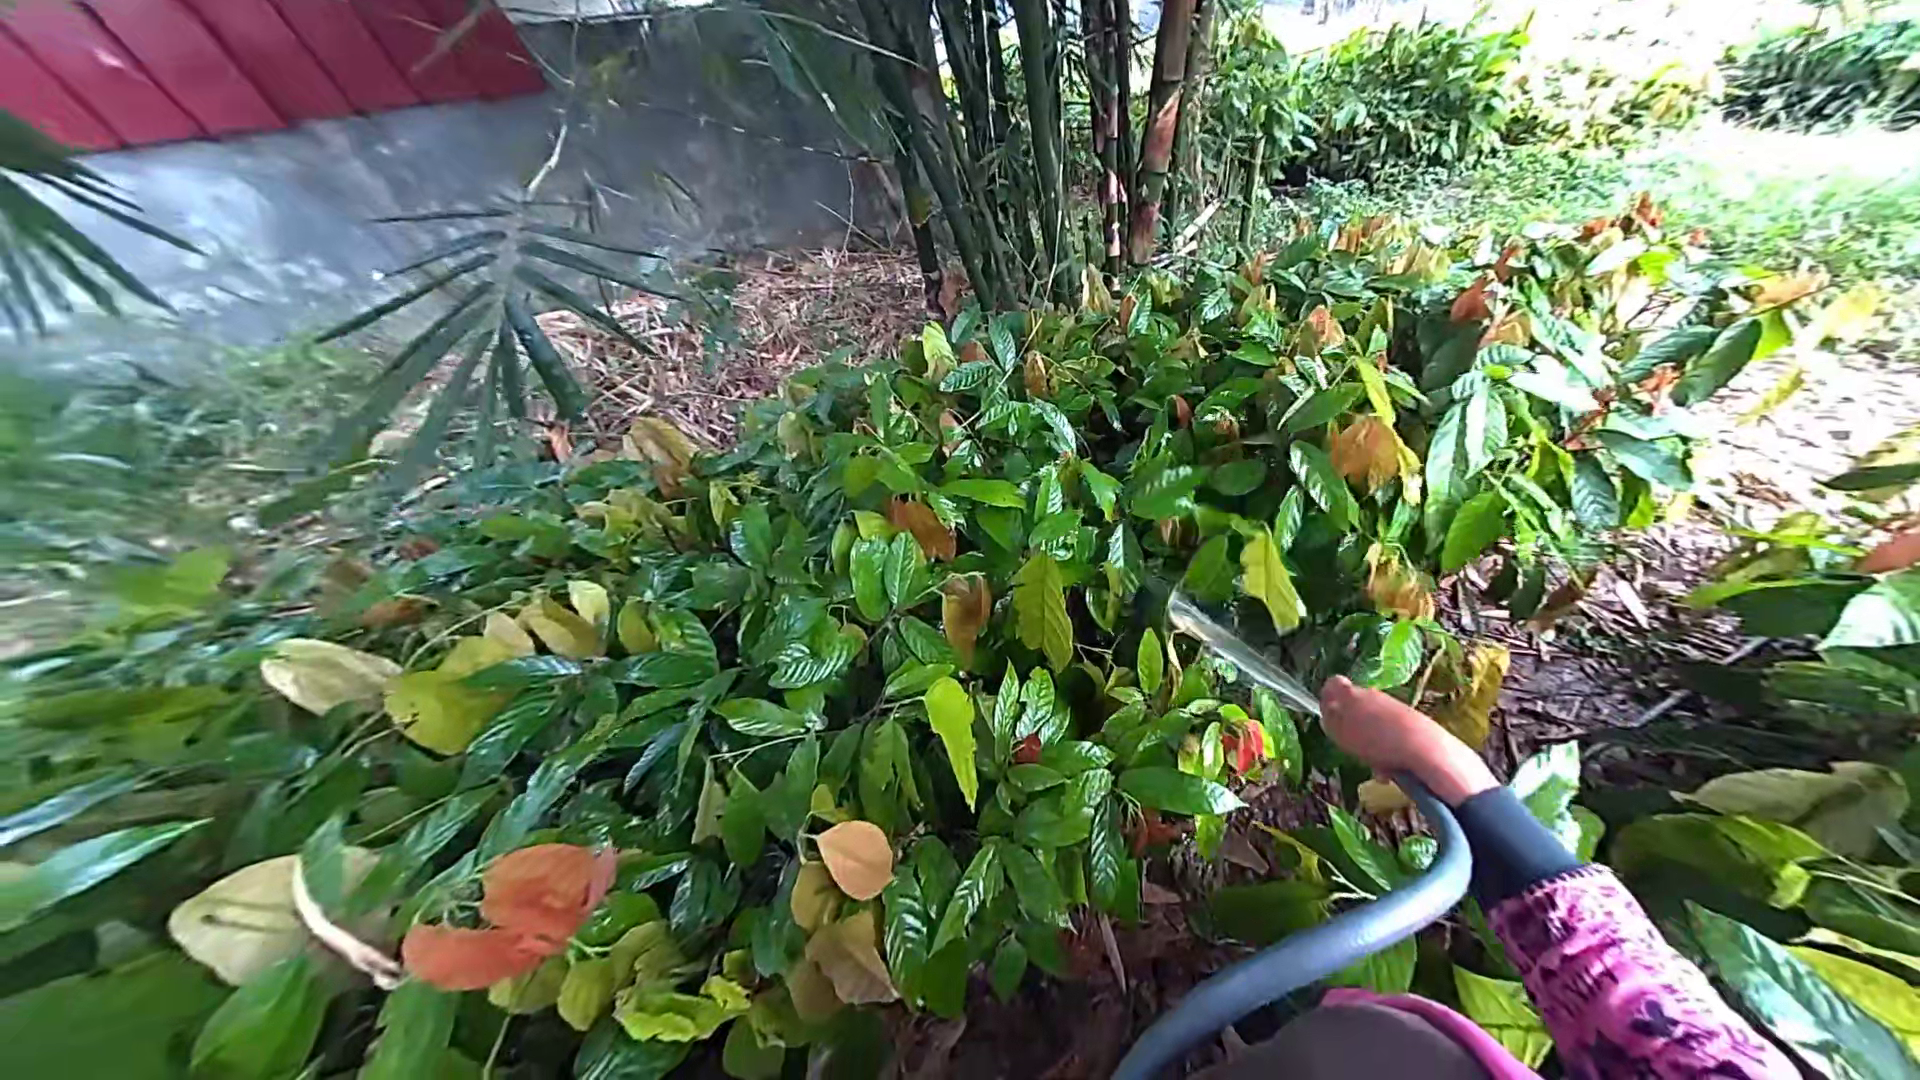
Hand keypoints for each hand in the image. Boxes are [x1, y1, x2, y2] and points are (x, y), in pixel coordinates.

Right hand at [1319, 676, 1497, 805]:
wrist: (1428, 751)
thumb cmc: (1375, 741)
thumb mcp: (1340, 732)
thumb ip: (1329, 719)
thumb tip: (1328, 714)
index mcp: (1351, 693)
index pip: (1332, 684)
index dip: (1328, 698)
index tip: (1327, 716)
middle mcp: (1373, 695)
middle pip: (1355, 704)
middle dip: (1351, 724)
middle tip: (1350, 744)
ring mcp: (1395, 708)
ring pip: (1375, 722)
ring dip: (1371, 741)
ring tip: (1374, 765)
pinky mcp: (1414, 723)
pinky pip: (1393, 734)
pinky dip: (1389, 749)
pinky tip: (1391, 769)